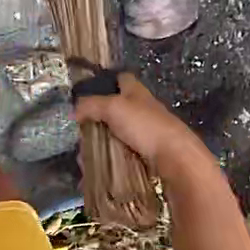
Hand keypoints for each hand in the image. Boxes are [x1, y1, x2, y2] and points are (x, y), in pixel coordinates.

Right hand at [73, 73, 206, 168]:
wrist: (176, 158)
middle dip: (95, 122)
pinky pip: (121, 156)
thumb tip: (73, 112)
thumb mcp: (113, 107)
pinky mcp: (146, 155)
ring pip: (115, 136)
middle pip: (114, 111)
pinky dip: (108, 162)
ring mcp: (145, 133)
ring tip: (84, 159)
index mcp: (136, 92)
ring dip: (99, 146)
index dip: (106, 81)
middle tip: (79, 134)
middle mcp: (141, 110)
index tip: (88, 92)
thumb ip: (91, 105)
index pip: (122, 78)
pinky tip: (96, 171)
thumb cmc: (145, 125)